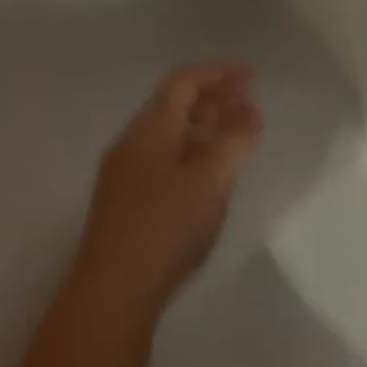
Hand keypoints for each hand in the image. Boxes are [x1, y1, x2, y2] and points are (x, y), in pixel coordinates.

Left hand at [70, 62, 263, 312]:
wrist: (112, 294)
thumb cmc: (166, 224)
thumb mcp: (213, 176)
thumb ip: (237, 137)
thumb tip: (250, 109)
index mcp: (150, 128)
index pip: (184, 81)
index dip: (220, 72)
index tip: (254, 75)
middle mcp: (132, 143)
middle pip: (174, 103)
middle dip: (214, 96)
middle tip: (250, 103)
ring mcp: (125, 174)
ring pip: (170, 133)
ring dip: (206, 125)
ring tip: (239, 135)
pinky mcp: (127, 203)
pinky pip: (166, 158)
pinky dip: (194, 150)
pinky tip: (213, 173)